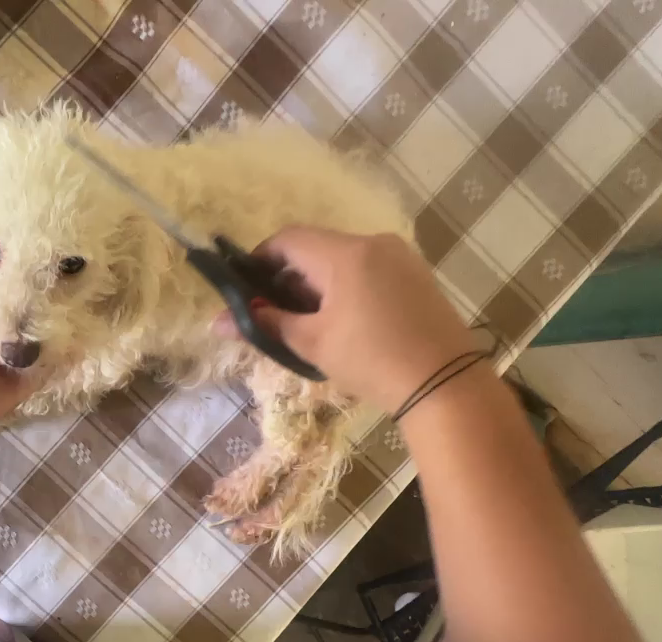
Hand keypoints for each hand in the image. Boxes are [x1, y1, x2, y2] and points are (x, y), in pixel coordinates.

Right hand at [211, 228, 483, 414]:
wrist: (443, 383)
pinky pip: (366, 271)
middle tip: (273, 318)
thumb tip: (217, 322)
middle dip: (287, 279)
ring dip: (314, 287)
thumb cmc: (370, 360)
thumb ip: (265, 325)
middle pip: (315, 248)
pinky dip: (343, 289)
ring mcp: (399, 257)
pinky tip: (341, 325)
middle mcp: (373, 243)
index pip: (288, 239)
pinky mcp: (414, 275)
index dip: (259, 260)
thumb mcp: (311, 344)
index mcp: (345, 254)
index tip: (245, 291)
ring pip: (341, 260)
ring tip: (307, 327)